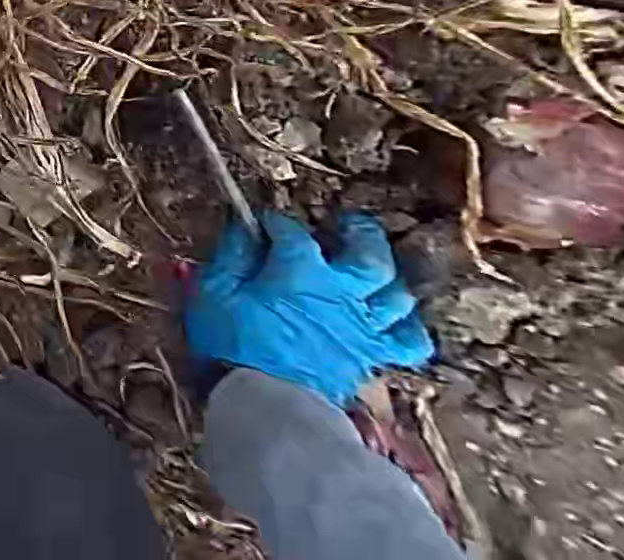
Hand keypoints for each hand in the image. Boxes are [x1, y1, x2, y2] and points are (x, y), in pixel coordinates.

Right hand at [184, 211, 432, 406]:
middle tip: (345, 223)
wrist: (267, 403)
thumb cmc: (234, 342)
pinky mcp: (371, 355)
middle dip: (358, 232)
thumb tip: (243, 229)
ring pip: (395, 292)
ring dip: (387, 273)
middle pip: (368, 252)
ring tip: (374, 262)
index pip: (292, 231)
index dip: (276, 221)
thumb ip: (231, 256)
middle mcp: (341, 291)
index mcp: (299, 270)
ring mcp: (363, 325)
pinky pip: (408, 341)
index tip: (261, 221)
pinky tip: (396, 316)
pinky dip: (408, 325)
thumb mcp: (215, 290)